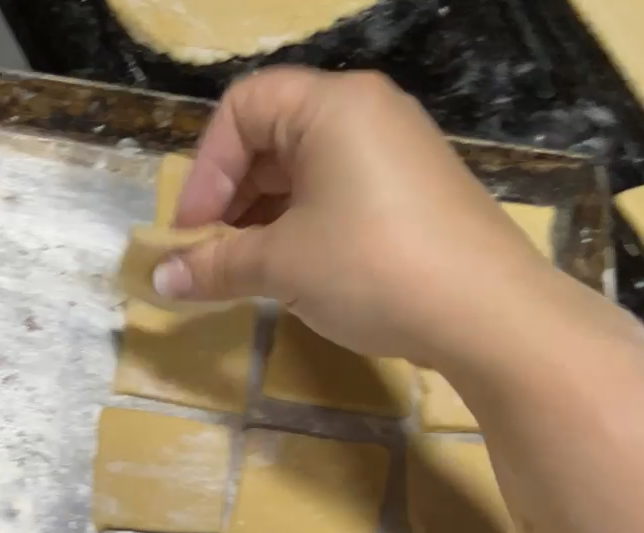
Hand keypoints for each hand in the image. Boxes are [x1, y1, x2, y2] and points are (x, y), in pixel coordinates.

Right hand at [157, 67, 562, 370]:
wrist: (485, 313)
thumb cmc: (371, 267)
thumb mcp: (280, 265)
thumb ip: (214, 266)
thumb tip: (158, 278)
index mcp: (332, 107)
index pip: (242, 108)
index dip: (205, 168)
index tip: (191, 230)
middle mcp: (363, 114)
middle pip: (268, 137)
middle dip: (226, 197)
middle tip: (208, 254)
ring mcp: (390, 153)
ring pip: (297, 172)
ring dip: (255, 219)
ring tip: (238, 270)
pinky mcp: (404, 193)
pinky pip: (330, 194)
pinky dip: (293, 226)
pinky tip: (283, 271)